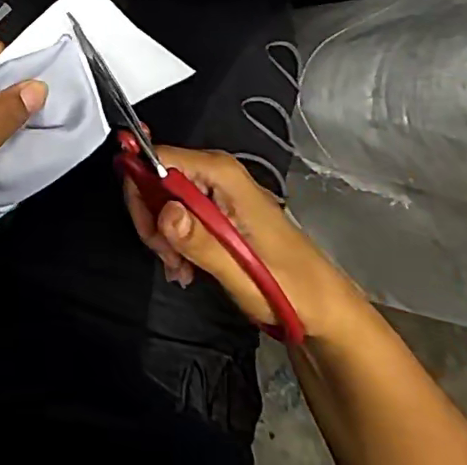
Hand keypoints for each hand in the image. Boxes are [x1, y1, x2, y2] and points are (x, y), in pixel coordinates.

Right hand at [125, 145, 361, 339]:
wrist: (324, 309)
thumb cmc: (292, 290)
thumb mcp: (241, 272)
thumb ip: (199, 241)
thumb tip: (164, 212)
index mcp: (223, 174)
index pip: (158, 157)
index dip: (143, 189)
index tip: (150, 231)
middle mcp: (216, 172)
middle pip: (155, 176)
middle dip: (152, 217)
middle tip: (167, 256)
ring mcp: (215, 189)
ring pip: (161, 197)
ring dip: (161, 234)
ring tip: (180, 267)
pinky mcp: (214, 207)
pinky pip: (175, 211)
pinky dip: (172, 238)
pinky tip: (185, 264)